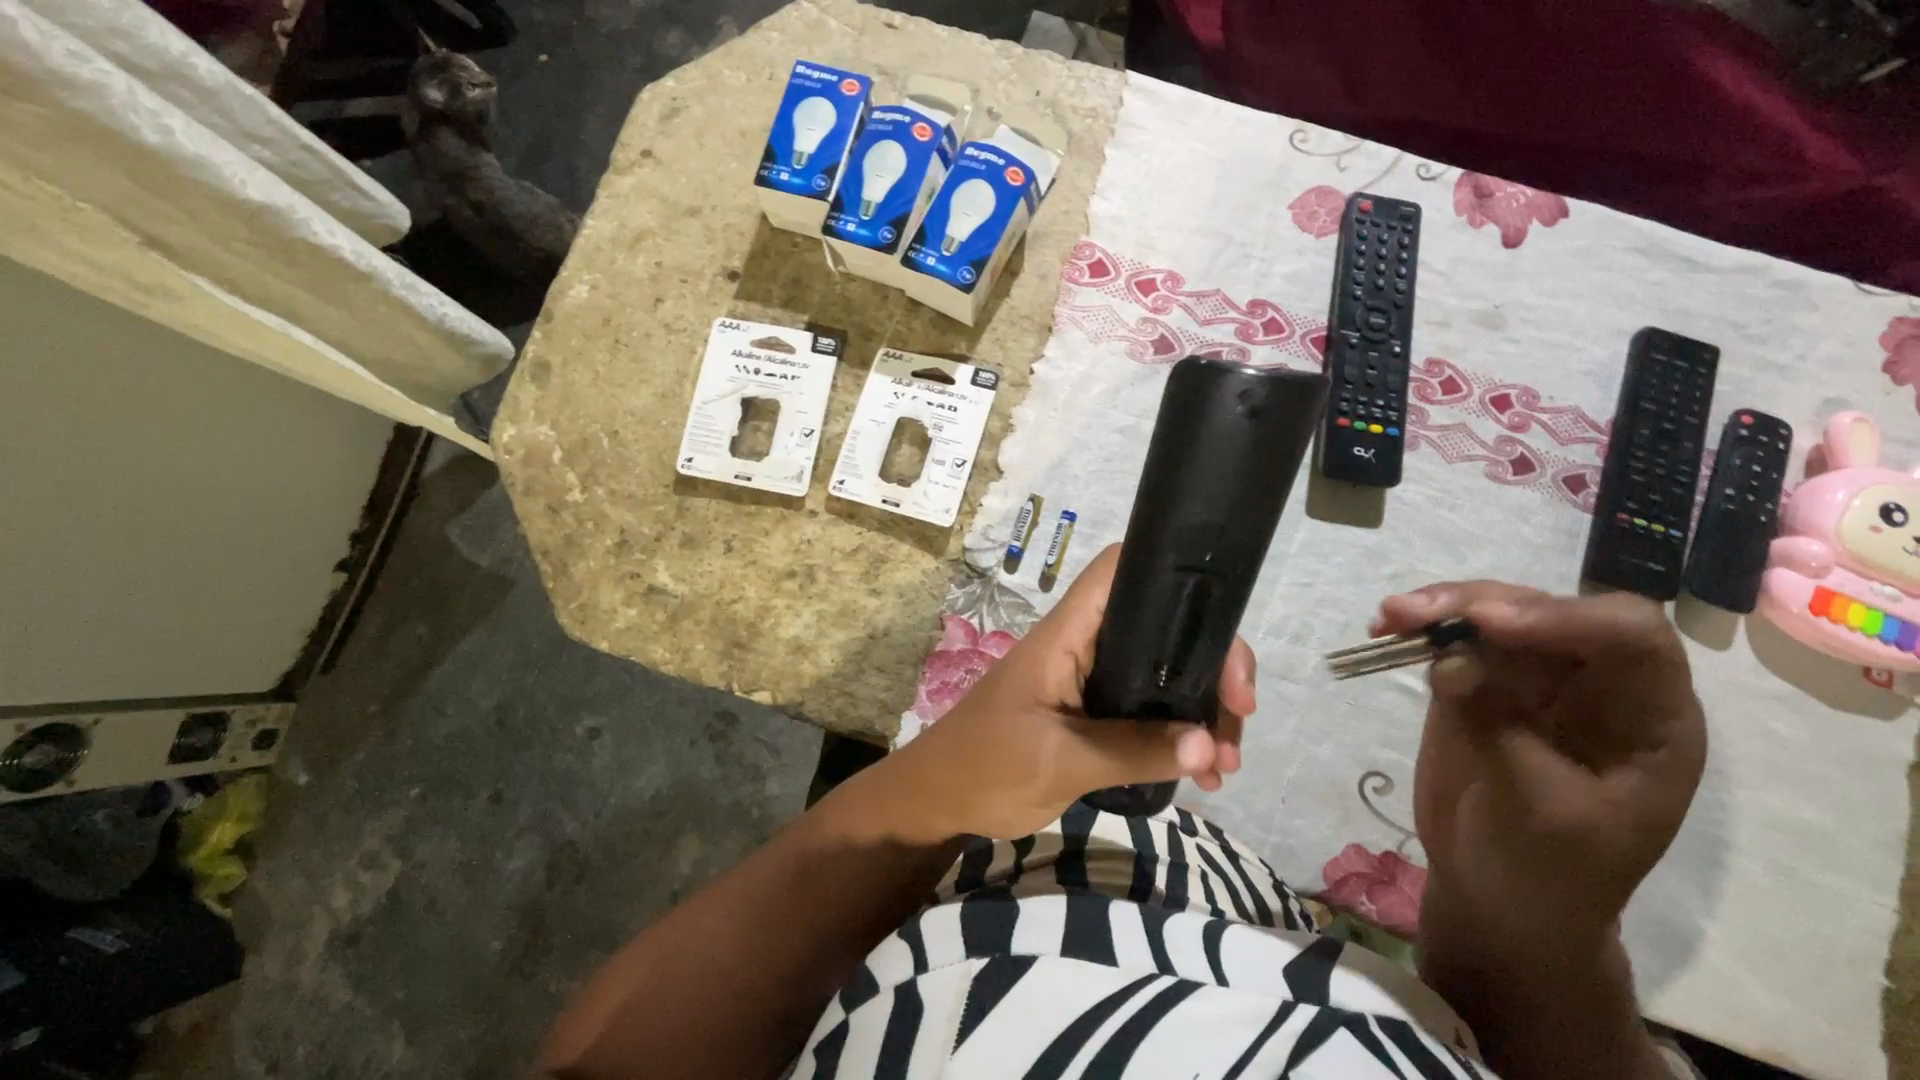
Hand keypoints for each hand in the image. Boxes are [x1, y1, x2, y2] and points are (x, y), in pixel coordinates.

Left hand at [876, 544, 1256, 842]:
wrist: (939, 804)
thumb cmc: (984, 767)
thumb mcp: (1058, 761)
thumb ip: (1131, 750)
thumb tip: (1209, 742)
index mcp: (1067, 635)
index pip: (1120, 572)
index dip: (1171, 575)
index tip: (1219, 633)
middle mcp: (1086, 648)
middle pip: (1162, 628)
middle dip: (1210, 666)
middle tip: (1241, 713)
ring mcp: (1092, 683)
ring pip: (1164, 676)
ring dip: (1203, 711)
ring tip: (1228, 762)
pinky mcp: (1096, 718)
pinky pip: (1152, 714)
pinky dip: (1182, 738)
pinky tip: (1206, 774)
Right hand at [1376, 584, 1705, 955]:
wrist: (1501, 906)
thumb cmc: (1549, 873)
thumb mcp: (1542, 809)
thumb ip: (1501, 727)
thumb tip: (1452, 660)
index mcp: (1648, 715)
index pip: (1629, 637)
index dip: (1565, 618)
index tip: (1488, 626)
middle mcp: (1596, 684)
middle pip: (1549, 613)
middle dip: (1481, 604)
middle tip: (1413, 614)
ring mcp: (1533, 683)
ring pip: (1495, 615)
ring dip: (1441, 609)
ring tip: (1389, 617)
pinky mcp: (1479, 688)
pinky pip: (1454, 642)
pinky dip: (1420, 631)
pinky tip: (1386, 631)